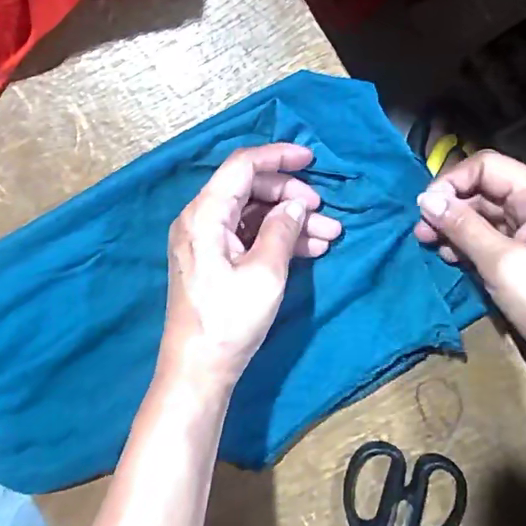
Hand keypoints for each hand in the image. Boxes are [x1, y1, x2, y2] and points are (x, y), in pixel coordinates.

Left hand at [163, 143, 343, 392]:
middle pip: (250, 188)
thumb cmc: (229, 320)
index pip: (243, 166)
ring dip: (290, 220)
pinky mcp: (213, 259)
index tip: (311, 159)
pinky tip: (309, 249)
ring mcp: (206, 240)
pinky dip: (276, 237)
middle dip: (291, 195)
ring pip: (253, 213)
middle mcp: (200, 219)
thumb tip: (297, 205)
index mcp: (206, 214)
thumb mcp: (265, 273)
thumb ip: (282, 230)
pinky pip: (247, 234)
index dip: (278, 156)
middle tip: (324, 212)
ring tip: (328, 236)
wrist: (197, 369)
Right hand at [414, 151, 525, 396]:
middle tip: (421, 234)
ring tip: (431, 248)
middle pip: (486, 191)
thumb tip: (426, 199)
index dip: (453, 181)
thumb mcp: (505, 266)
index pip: (489, 167)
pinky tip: (452, 260)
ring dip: (457, 229)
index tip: (425, 209)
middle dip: (451, 207)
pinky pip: (495, 244)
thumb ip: (464, 228)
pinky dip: (471, 248)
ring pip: (488, 219)